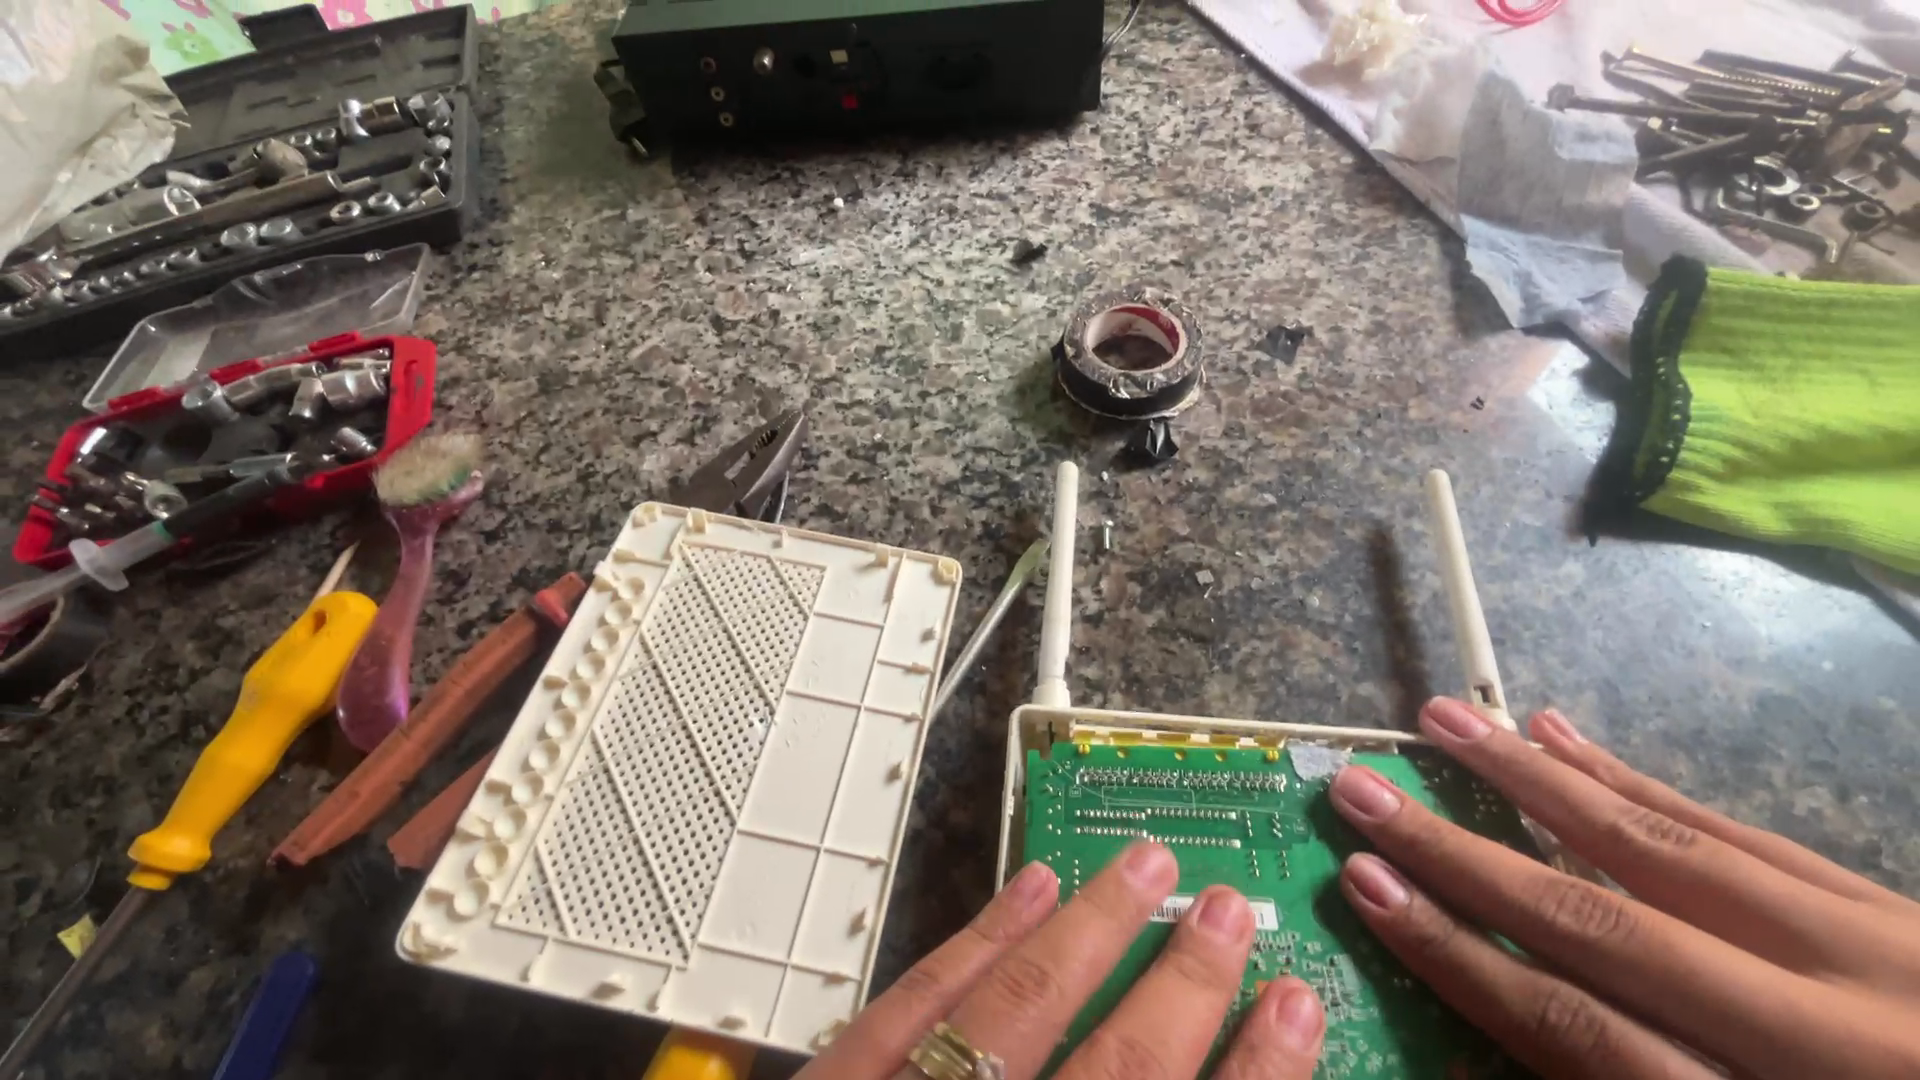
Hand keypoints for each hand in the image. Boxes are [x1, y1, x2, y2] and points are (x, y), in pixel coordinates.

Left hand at [796, 843, 1324, 1079]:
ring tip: (1147, 866)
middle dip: (1182, 986)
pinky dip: (983, 936)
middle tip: (1233, 912)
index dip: (1251, 1076)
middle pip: (1116, 1070)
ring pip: (1018, 1006)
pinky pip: (920, 998)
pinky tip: (1030, 886)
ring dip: (1091, 930)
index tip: (1294, 1010)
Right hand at [1330, 696, 1919, 1078]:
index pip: (1580, 1030)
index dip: (1457, 955)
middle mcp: (1834, 1038)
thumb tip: (1475, 1052)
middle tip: (1361, 787)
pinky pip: (1741, 831)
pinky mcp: (1900, 913)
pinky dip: (1636, 780)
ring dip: (1535, 777)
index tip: (1364, 885)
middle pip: (1604, 922)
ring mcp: (1882, 960)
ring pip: (1668, 845)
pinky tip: (1570, 735)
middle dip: (1460, 849)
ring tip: (1445, 720)